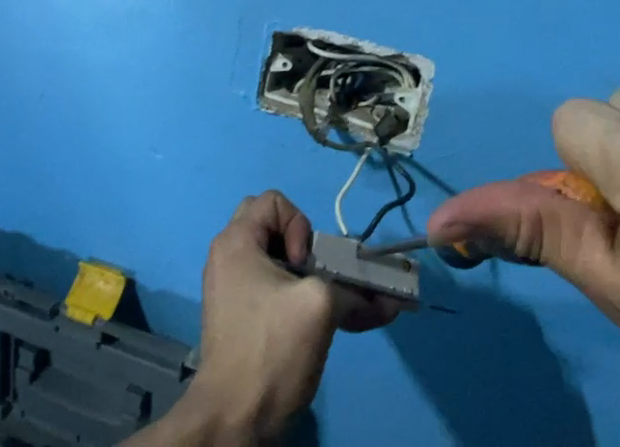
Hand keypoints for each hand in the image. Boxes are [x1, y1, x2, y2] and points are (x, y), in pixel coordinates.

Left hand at [138, 191, 403, 444]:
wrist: (234, 417)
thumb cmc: (271, 349)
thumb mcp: (320, 306)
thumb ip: (355, 290)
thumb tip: (390, 299)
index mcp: (236, 243)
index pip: (273, 202)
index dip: (299, 225)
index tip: (303, 265)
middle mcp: (230, 258)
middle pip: (276, 228)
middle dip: (309, 247)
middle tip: (317, 277)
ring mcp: (235, 290)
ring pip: (283, 264)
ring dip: (318, 278)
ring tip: (346, 306)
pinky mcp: (245, 318)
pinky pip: (280, 292)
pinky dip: (309, 300)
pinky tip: (348, 321)